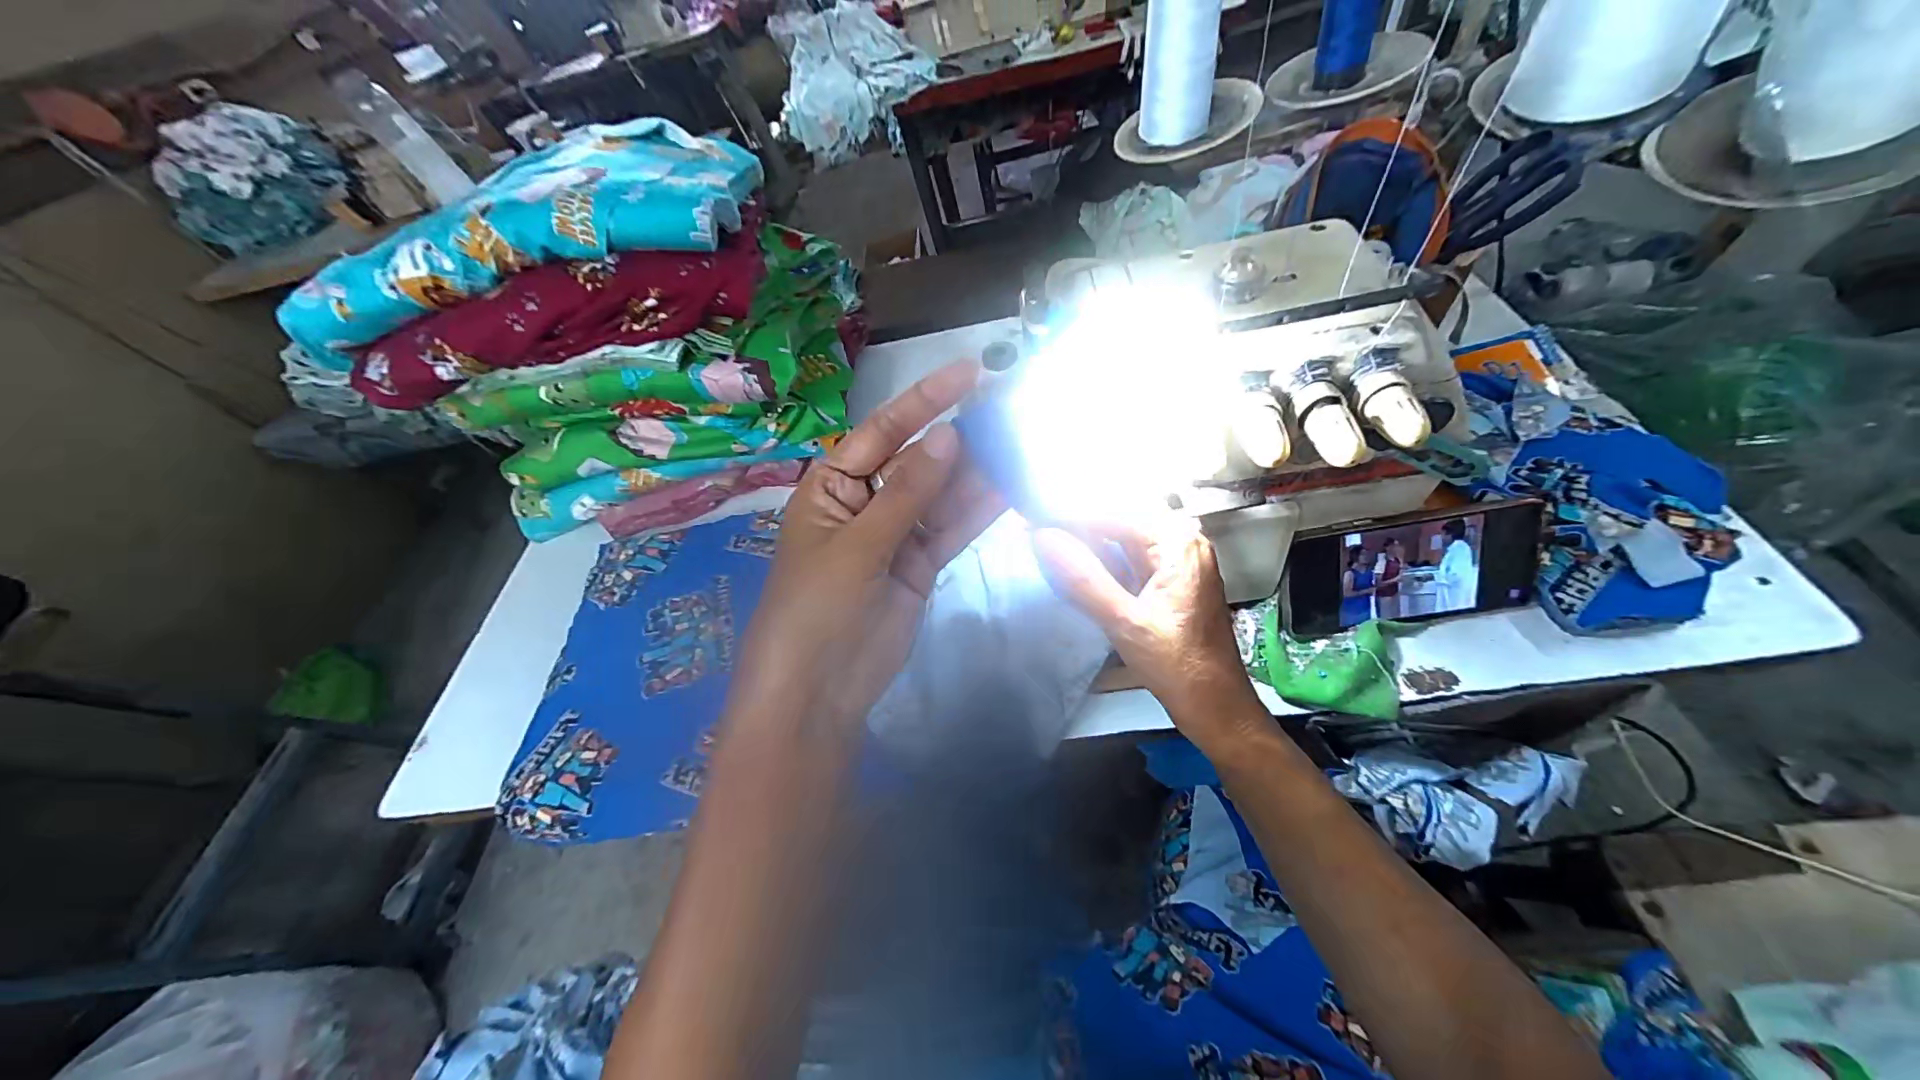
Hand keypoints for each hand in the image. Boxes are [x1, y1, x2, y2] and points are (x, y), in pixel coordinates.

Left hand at [737, 360, 1003, 730]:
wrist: (816, 690)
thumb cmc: (815, 608)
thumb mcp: (857, 546)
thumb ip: (907, 494)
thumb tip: (950, 436)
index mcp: (832, 485)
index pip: (883, 432)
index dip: (925, 401)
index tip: (970, 371)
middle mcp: (865, 502)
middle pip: (918, 461)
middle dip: (960, 439)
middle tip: (1012, 411)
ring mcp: (895, 535)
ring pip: (941, 495)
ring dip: (977, 473)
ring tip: (1023, 444)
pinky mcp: (919, 565)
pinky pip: (950, 529)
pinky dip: (977, 511)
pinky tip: (1011, 487)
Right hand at [1032, 521, 1264, 750]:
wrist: (1216, 707)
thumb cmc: (1177, 664)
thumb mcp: (1124, 621)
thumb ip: (1083, 578)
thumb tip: (1043, 538)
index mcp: (1177, 544)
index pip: (1112, 518)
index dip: (1069, 521)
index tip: (1029, 524)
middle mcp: (1180, 546)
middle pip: (1117, 530)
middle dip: (1076, 536)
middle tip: (1033, 540)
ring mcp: (1175, 569)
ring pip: (1120, 550)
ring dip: (1086, 555)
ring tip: (1045, 555)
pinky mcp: (1167, 590)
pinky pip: (1128, 569)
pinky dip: (1101, 574)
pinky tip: (1073, 579)